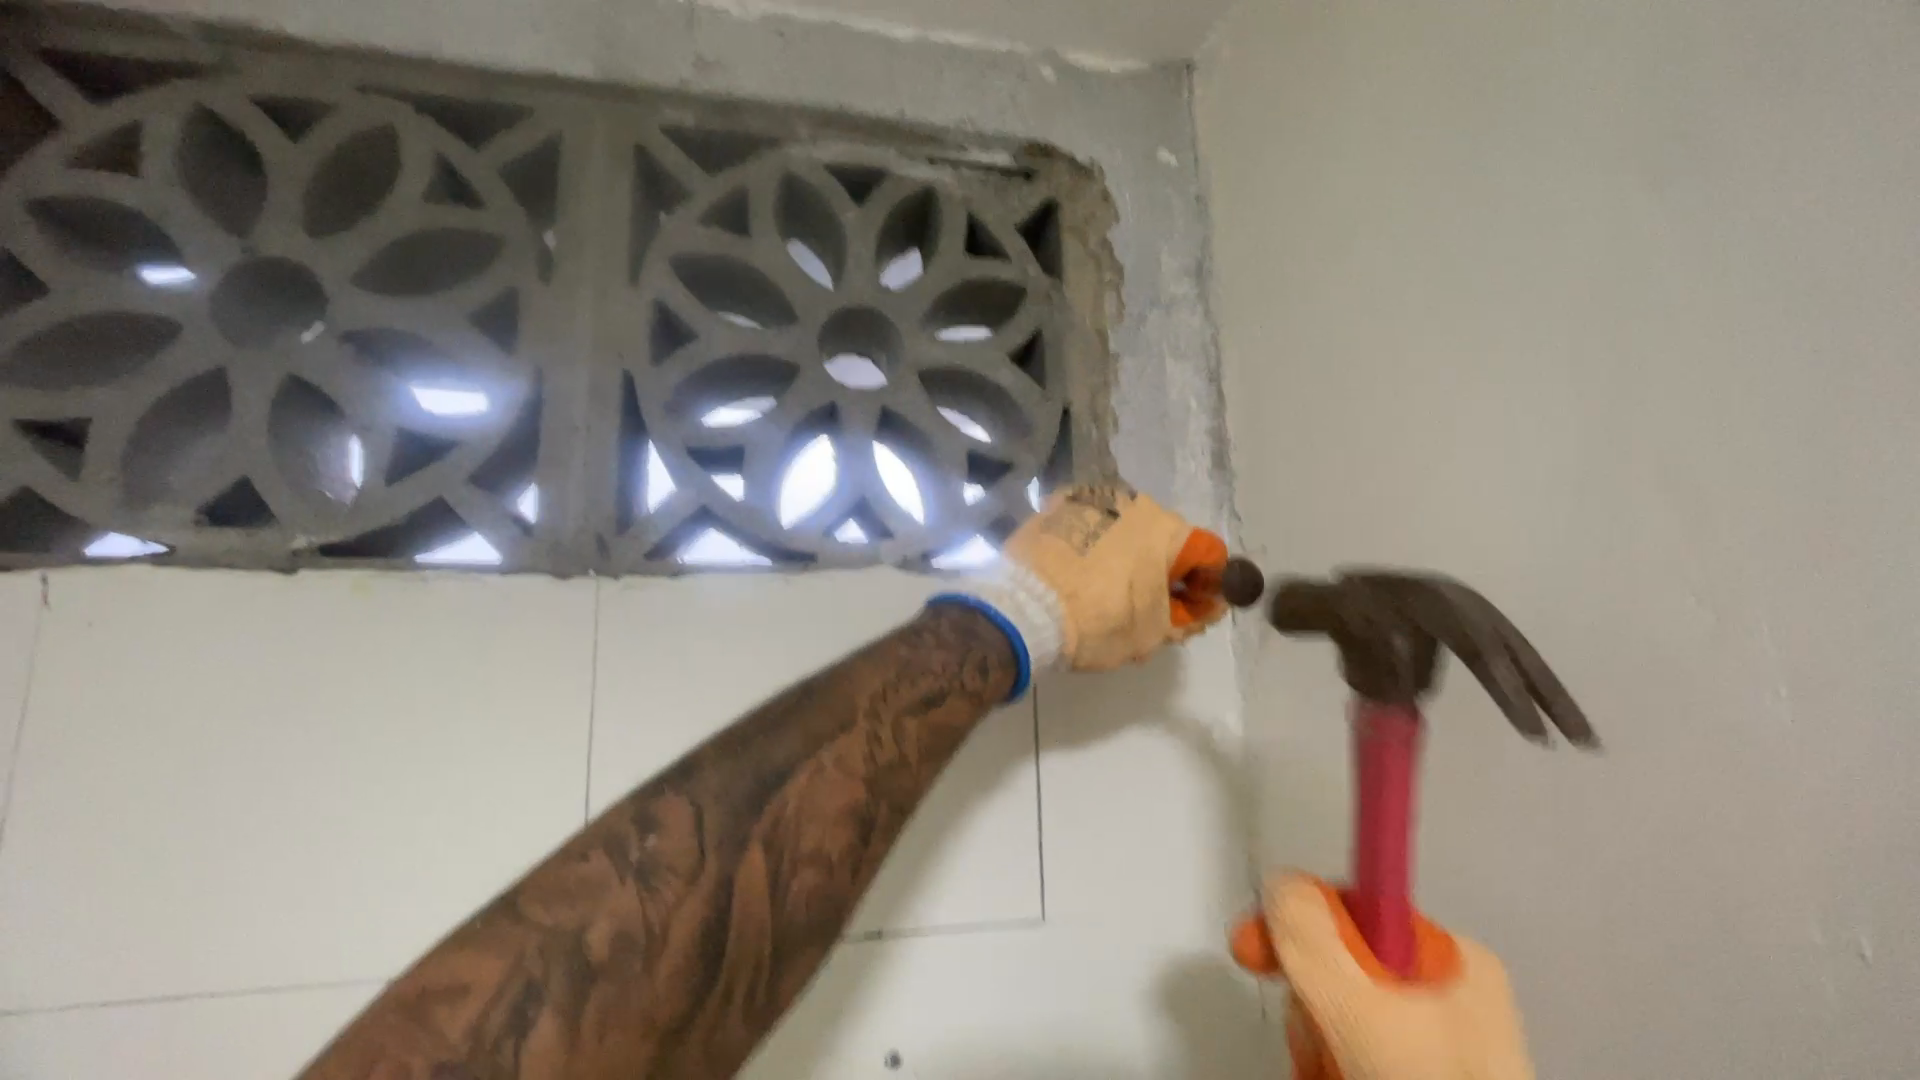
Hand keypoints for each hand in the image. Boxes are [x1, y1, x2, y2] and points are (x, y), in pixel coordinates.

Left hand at [1005, 485, 1228, 669]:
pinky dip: (1085, 547)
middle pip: (1160, 539)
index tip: (1190, 612)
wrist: (1025, 611)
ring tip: (1100, 592)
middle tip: (1144, 608)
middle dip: (1159, 570)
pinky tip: (1073, 576)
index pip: (1207, 553)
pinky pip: (1081, 528)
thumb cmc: (1100, 622)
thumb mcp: (1154, 633)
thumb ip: (1188, 616)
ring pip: (1119, 530)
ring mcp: (1085, 499)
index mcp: (1165, 525)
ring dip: (1120, 556)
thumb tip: (1206, 607)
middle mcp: (1129, 499)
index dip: (1206, 586)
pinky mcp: (1049, 508)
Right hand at [1232, 874, 1534, 1079]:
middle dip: (1307, 1003)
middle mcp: (1445, 996)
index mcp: (1453, 961)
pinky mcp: (1408, 1075)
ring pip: (1336, 1015)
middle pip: (1338, 965)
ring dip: (1314, 1044)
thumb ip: (1310, 933)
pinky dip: (1326, 1068)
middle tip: (1314, 1040)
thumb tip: (1282, 884)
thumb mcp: (1359, 1004)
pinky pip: (1346, 1052)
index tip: (1254, 952)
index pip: (1353, 906)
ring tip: (1330, 1075)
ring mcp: (1431, 1045)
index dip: (1295, 922)